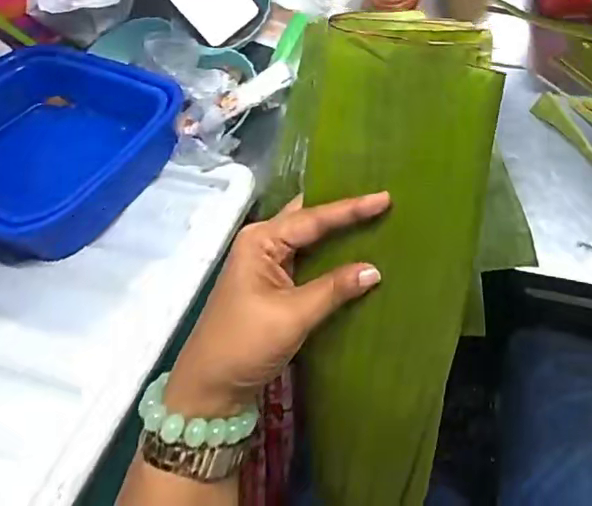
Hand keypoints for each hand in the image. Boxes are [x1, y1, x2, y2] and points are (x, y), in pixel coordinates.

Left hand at [163, 192, 388, 414]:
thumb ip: (334, 288)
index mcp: (261, 241)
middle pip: (310, 216)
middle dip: (343, 207)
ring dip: (338, 228)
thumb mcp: (292, 317)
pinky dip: (331, 250)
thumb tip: (375, 269)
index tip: (384, 197)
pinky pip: (308, 255)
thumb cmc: (244, 346)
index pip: (314, 218)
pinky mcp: (273, 282)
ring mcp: (266, 262)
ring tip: (373, 214)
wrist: (206, 394)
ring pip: (309, 235)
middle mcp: (262, 242)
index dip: (352, 208)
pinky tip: (353, 247)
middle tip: (379, 197)